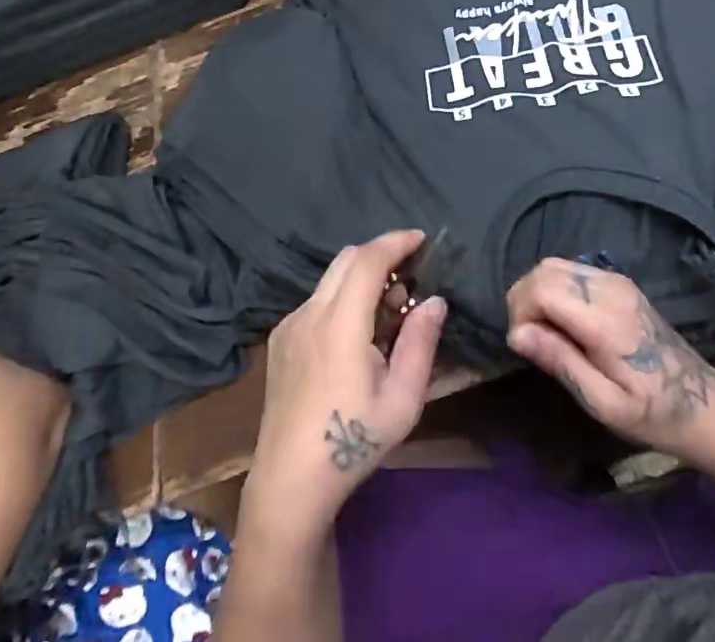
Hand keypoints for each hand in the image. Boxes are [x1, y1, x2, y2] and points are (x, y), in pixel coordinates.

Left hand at [244, 231, 447, 531]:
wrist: (291, 476)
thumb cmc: (354, 439)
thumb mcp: (403, 398)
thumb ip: (420, 343)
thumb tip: (435, 301)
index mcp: (340, 324)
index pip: (367, 260)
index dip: (395, 242)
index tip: (420, 238)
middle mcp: (309, 313)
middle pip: (344, 259)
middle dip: (379, 255)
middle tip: (410, 277)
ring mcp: (289, 324)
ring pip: (328, 280)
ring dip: (360, 279)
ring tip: (388, 313)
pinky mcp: (279, 339)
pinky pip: (315, 302)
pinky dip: (340, 299)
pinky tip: (355, 336)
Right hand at [506, 257, 714, 459]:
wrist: (704, 403)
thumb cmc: (653, 413)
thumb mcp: (603, 403)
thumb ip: (560, 362)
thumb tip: (517, 334)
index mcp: (607, 321)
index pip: (542, 290)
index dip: (521, 313)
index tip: (524, 346)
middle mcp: (611, 290)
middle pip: (542, 271)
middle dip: (522, 301)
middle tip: (530, 340)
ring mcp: (616, 281)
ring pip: (552, 266)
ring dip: (535, 293)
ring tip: (543, 330)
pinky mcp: (618, 282)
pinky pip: (568, 270)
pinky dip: (552, 289)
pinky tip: (561, 320)